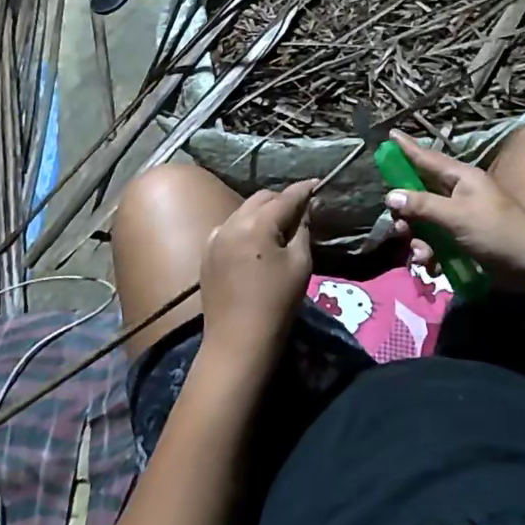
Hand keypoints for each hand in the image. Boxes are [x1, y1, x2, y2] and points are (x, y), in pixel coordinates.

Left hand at [198, 179, 316, 371]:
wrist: (237, 340)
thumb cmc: (276, 303)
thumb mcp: (300, 264)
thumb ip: (302, 230)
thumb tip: (304, 210)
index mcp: (256, 224)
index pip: (285, 197)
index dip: (304, 189)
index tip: (318, 184)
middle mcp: (231, 223)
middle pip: (260, 198)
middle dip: (281, 199)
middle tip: (301, 209)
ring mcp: (214, 237)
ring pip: (243, 211)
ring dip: (262, 212)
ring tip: (279, 225)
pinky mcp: (206, 253)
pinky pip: (229, 228)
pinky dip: (245, 226)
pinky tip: (255, 241)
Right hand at [383, 130, 524, 288]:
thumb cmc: (498, 233)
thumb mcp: (457, 217)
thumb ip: (422, 206)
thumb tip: (390, 196)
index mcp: (461, 178)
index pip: (427, 158)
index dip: (407, 148)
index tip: (389, 135)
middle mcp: (459, 194)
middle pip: (419, 195)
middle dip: (406, 214)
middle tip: (400, 228)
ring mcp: (460, 217)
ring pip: (424, 222)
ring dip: (418, 239)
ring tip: (422, 256)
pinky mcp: (462, 239)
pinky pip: (435, 241)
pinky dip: (430, 253)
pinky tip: (431, 266)